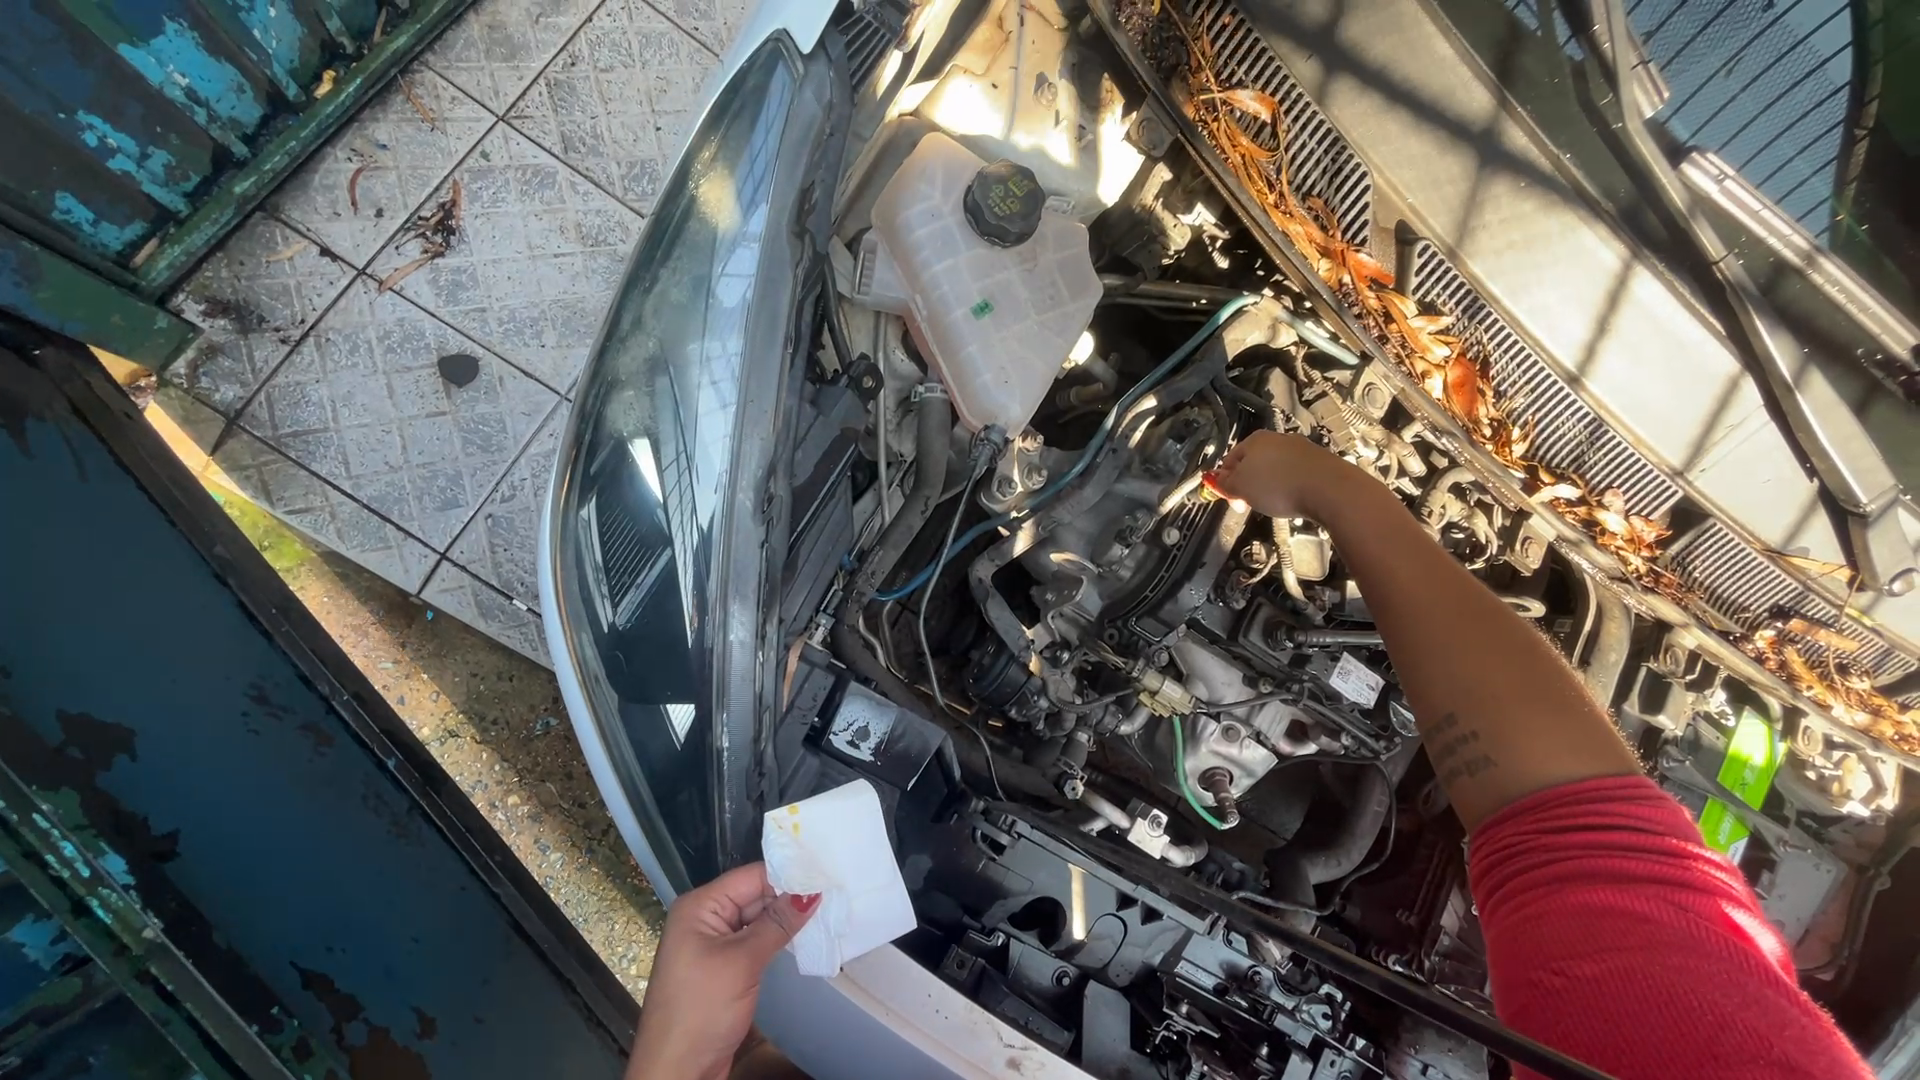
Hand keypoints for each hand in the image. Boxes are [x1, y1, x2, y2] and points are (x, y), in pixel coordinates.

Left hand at [627, 863, 818, 1079]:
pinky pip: (755, 941)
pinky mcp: (724, 967)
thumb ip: (778, 923)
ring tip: (828, 910)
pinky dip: (778, 939)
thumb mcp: (742, 962)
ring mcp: (713, 944)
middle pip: (755, 895)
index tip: (826, 874)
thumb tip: (813, 891)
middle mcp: (705, 918)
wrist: (676, 1075)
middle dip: (791, 896)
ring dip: (787, 919)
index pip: (751, 877)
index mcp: (700, 906)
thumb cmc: (701, 1011)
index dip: (788, 875)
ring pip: (758, 918)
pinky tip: (805, 936)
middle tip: (835, 892)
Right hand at [1204, 430, 1355, 519]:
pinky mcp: (1319, 461)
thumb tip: (1216, 479)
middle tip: (1250, 504)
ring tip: (1274, 503)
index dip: (1226, 482)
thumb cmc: (1278, 486)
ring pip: (1275, 469)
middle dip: (1249, 484)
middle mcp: (1277, 438)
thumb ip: (1224, 484)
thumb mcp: (1240, 488)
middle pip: (1253, 463)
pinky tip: (1294, 499)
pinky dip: (1290, 487)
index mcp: (1254, 440)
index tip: (1231, 500)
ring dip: (1270, 486)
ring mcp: (1300, 448)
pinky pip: (1295, 474)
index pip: (1230, 460)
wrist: (1329, 489)